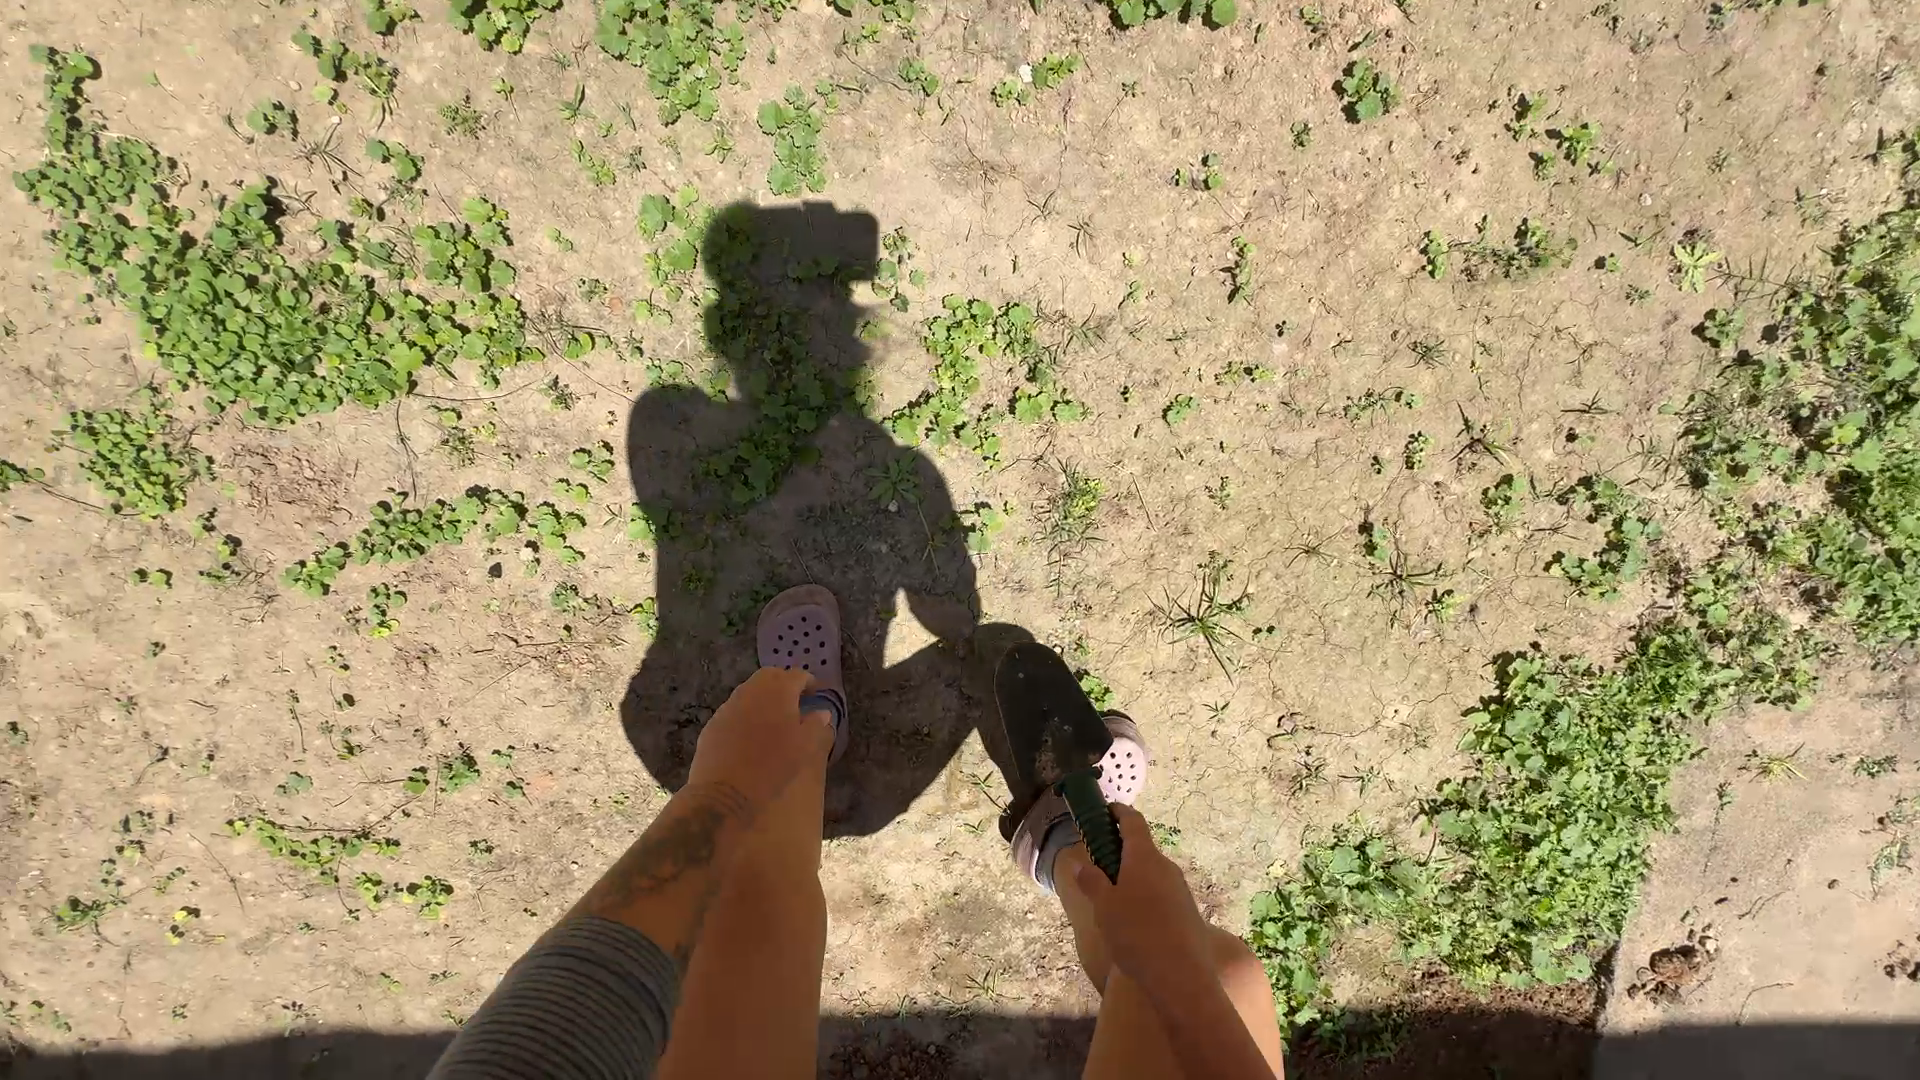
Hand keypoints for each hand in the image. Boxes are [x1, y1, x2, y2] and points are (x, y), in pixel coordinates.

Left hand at [686, 667, 833, 811]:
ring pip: (750, 690)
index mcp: (778, 692)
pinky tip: (750, 732)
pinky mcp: (714, 722)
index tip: (815, 693)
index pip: (797, 675)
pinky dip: (746, 712)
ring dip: (764, 696)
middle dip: (784, 682)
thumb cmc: (773, 766)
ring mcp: (729, 705)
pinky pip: (734, 708)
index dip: (809, 682)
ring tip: (773, 716)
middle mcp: (752, 691)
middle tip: (794, 699)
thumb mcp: (804, 747)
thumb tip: (822, 712)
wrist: (726, 792)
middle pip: (770, 675)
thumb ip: (815, 724)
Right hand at [1071, 804, 1215, 1002]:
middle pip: (1142, 849)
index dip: (1118, 812)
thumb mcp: (1103, 907)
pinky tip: (1135, 925)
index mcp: (1143, 857)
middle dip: (1121, 852)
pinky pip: (1163, 895)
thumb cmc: (1136, 933)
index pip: (1132, 820)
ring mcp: (1181, 890)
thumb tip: (1082, 865)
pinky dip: (1146, 898)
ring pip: (1152, 874)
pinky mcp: (1189, 913)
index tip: (1105, 811)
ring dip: (1133, 878)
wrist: (1182, 979)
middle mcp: (1165, 866)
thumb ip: (1091, 881)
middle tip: (1099, 867)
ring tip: (1113, 903)